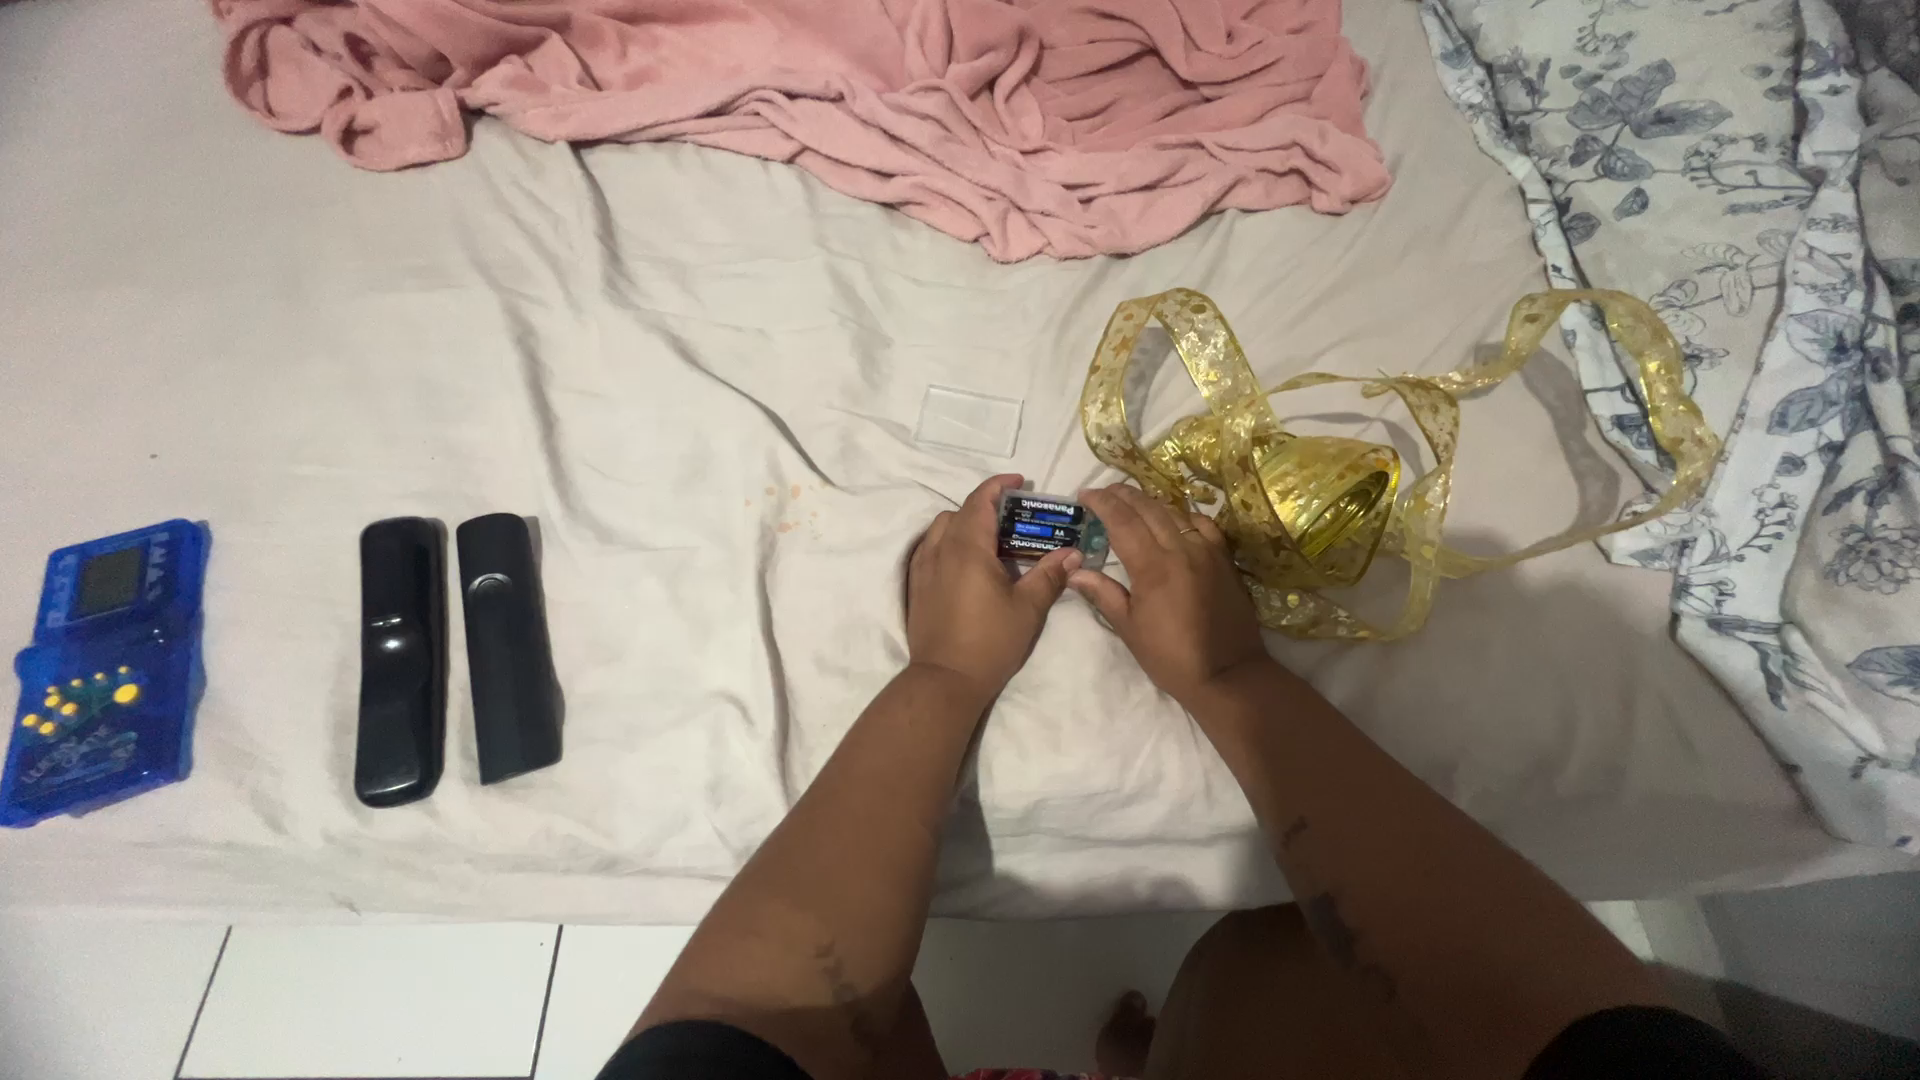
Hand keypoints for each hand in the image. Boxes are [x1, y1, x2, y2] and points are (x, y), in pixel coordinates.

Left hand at [906, 474, 1079, 705]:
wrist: (945, 680)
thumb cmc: (990, 642)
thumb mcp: (1027, 609)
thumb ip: (1049, 576)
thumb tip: (1073, 553)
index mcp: (967, 548)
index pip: (980, 501)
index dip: (999, 486)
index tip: (1020, 483)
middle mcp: (940, 550)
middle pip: (960, 512)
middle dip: (986, 505)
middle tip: (1014, 516)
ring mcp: (923, 568)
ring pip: (940, 528)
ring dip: (964, 522)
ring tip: (990, 538)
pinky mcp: (916, 586)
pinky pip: (929, 548)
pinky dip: (948, 541)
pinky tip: (965, 562)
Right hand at [1070, 484, 1270, 706]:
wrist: (1228, 673)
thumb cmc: (1171, 657)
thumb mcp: (1129, 628)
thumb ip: (1103, 594)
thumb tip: (1073, 573)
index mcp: (1153, 567)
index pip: (1122, 521)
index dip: (1102, 503)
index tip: (1085, 494)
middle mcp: (1181, 550)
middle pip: (1148, 508)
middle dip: (1123, 495)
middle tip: (1103, 492)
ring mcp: (1207, 551)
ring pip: (1175, 512)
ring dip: (1150, 501)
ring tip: (1132, 501)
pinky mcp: (1225, 559)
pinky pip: (1202, 524)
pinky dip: (1182, 515)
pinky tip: (1173, 519)